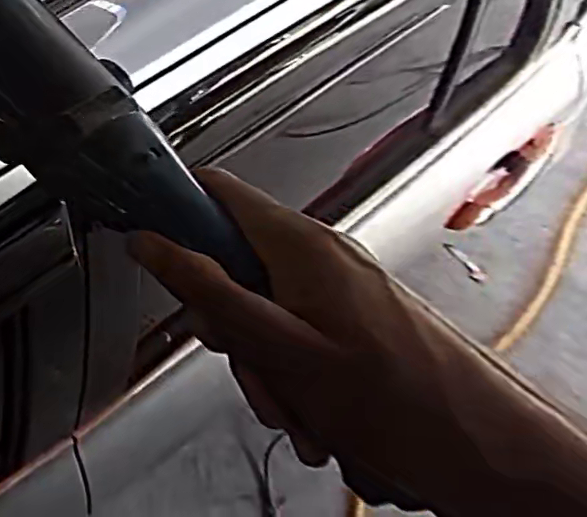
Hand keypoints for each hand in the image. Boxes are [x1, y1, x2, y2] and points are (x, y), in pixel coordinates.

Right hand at [129, 169, 586, 513]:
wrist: (521, 475)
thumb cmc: (417, 412)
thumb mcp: (278, 345)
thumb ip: (201, 286)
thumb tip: (146, 243)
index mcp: (299, 244)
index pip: (208, 186)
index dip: (166, 200)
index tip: (141, 228)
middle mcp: (321, 254)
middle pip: (225, 254)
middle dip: (217, 309)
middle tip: (230, 345)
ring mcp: (342, 286)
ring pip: (256, 298)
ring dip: (254, 350)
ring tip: (285, 397)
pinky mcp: (358, 317)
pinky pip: (292, 323)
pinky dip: (287, 363)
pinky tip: (309, 405)